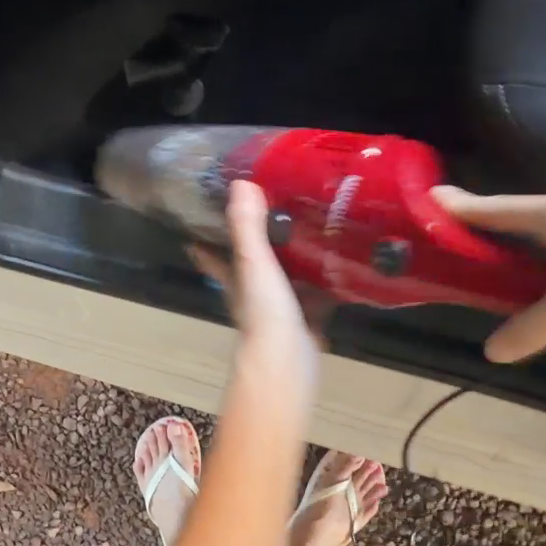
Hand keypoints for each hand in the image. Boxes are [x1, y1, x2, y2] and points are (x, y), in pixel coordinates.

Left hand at [190, 181, 329, 382]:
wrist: (286, 362)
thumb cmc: (264, 312)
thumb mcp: (254, 263)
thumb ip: (247, 227)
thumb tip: (239, 183)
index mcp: (236, 281)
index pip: (213, 257)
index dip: (206, 242)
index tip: (203, 222)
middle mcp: (253, 296)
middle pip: (252, 267)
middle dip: (260, 247)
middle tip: (276, 216)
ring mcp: (279, 313)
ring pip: (285, 282)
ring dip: (295, 263)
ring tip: (315, 234)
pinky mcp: (306, 324)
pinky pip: (316, 300)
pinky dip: (326, 287)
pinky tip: (343, 271)